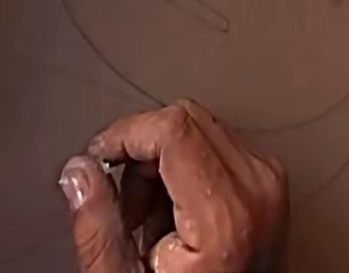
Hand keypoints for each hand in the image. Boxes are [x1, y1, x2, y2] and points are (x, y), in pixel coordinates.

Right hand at [60, 99, 286, 272]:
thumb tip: (78, 171)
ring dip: (164, 158)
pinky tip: (178, 211)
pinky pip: (217, 138)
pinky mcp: (269, 178)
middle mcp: (256, 188)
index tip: (100, 156)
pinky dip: (187, 162)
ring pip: (198, 122)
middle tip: (129, 209)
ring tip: (155, 220)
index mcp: (226, 216)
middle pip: (183, 118)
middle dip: (143, 152)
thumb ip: (99, 230)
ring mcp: (268, 180)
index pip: (171, 127)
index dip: (126, 134)